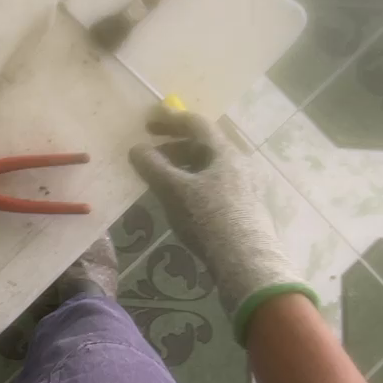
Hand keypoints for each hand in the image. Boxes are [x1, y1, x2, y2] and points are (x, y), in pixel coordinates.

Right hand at [129, 109, 316, 343]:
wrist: (246, 262)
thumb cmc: (209, 218)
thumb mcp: (174, 190)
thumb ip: (152, 166)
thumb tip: (136, 149)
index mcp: (225, 152)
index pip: (196, 124)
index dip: (170, 120)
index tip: (147, 124)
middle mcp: (238, 164)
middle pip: (203, 145)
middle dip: (173, 147)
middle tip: (151, 154)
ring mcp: (244, 186)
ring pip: (209, 167)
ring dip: (182, 166)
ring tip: (161, 179)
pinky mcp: (244, 208)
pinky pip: (214, 184)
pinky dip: (193, 183)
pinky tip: (180, 200)